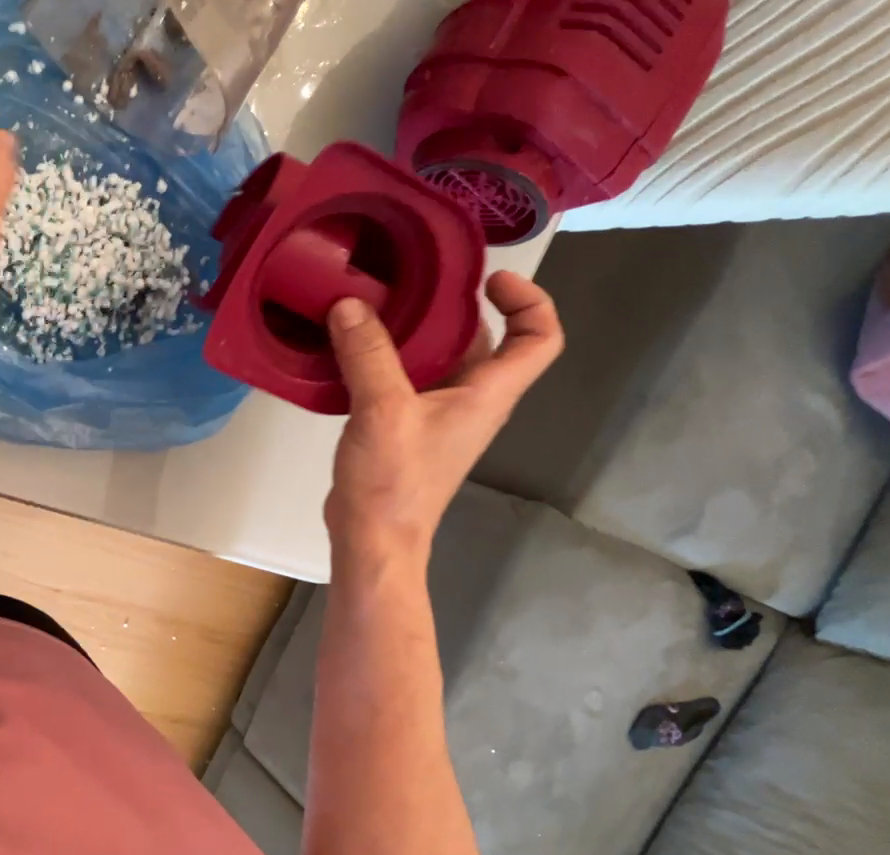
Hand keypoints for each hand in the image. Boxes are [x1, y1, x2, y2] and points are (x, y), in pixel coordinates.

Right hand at [324, 271, 564, 567]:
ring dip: (413, 337)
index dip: (530, 301)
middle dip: (452, 312)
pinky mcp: (404, 433)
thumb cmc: (394, 479)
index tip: (489, 280)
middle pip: (483, 344)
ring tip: (375, 315)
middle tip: (412, 289)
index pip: (539, 339)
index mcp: (488, 394)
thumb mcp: (383, 409)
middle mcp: (471, 403)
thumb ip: (368, 355)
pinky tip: (352, 357)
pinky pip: (404, 384)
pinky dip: (385, 364)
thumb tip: (349, 303)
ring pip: (438, 364)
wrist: (373, 538)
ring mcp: (437, 420)